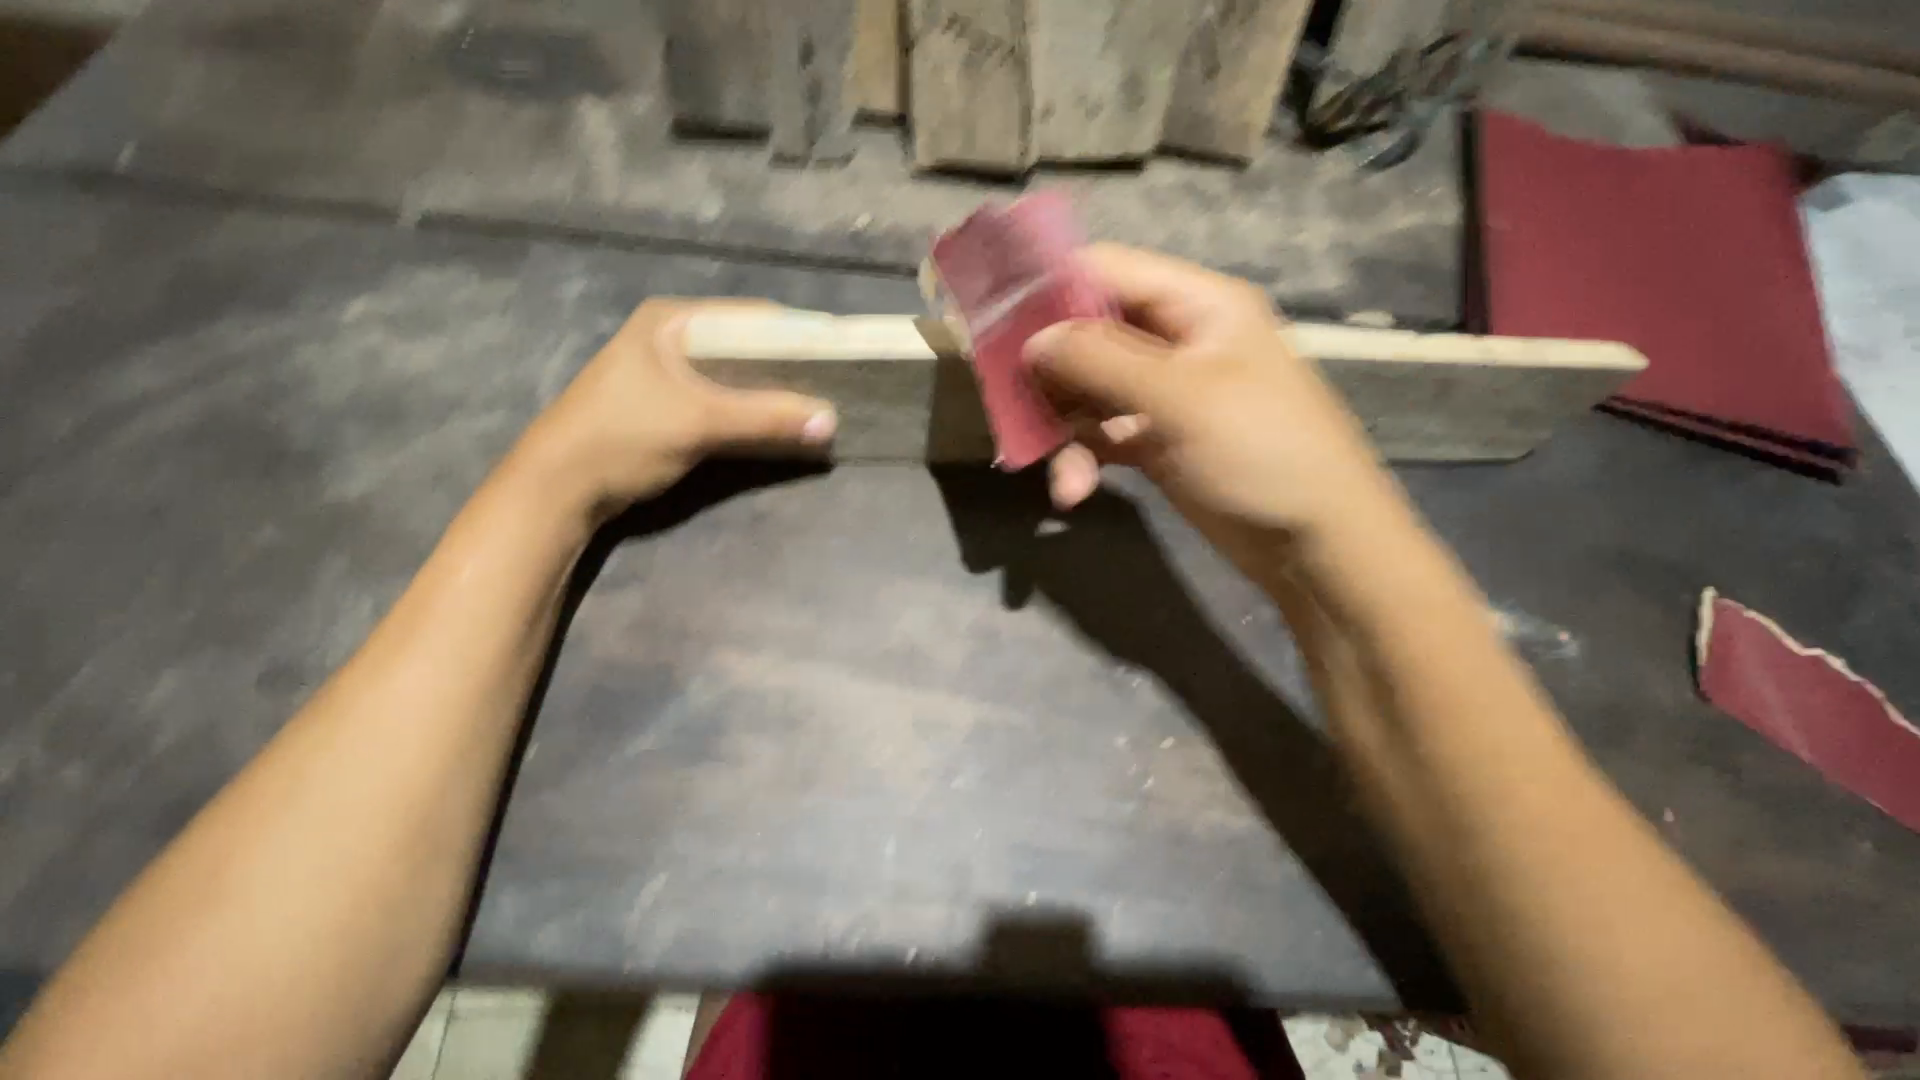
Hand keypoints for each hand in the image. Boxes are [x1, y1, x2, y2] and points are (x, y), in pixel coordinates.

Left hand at [517, 299, 835, 517]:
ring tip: (816, 408)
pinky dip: (750, 413)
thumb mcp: (699, 423)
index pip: (750, 316)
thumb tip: (831, 422)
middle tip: (835, 387)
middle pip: (745, 346)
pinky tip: (778, 427)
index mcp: (671, 321)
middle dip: (789, 368)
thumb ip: (766, 418)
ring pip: (735, 377)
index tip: (841, 354)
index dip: (797, 333)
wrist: (557, 488)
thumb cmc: (622, 437)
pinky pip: (722, 402)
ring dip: (771, 394)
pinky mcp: (668, 407)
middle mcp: (671, 338)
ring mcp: (668, 374)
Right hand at [1032, 245, 1397, 539]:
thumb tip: (1032, 340)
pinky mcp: (1157, 441)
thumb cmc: (1261, 453)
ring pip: (1088, 390)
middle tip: (1007, 402)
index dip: (1047, 287)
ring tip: (1057, 472)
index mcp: (1197, 304)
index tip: (990, 316)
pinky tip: (1074, 492)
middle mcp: (1177, 340)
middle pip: (1088, 332)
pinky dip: (1082, 458)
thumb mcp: (1180, 397)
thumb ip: (1100, 360)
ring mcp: (1165, 394)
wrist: (1317, 545)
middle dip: (1047, 371)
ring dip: (1063, 428)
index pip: (1106, 270)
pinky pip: (1101, 434)